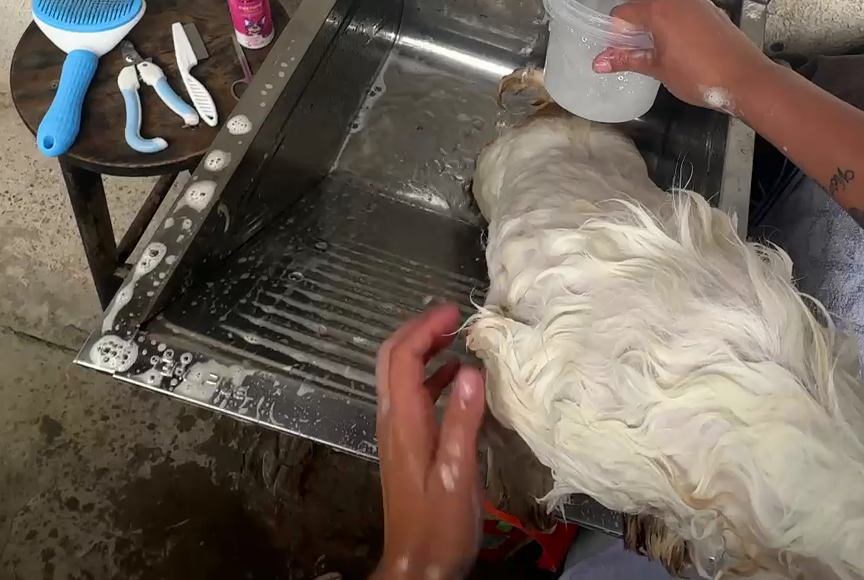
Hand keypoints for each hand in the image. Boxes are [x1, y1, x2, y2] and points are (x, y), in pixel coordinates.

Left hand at [371, 303, 485, 579]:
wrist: (418, 567)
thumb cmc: (439, 523)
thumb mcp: (457, 473)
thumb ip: (463, 421)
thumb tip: (471, 368)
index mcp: (404, 420)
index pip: (403, 356)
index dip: (425, 327)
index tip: (454, 310)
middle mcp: (394, 419)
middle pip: (392, 357)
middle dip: (419, 328)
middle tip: (453, 315)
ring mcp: (398, 430)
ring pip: (401, 373)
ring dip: (424, 347)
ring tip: (457, 334)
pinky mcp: (408, 442)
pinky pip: (414, 393)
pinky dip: (432, 372)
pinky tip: (457, 374)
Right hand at [593, 0, 772, 112]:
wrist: (746, 79)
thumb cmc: (700, 76)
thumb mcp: (658, 69)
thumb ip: (627, 59)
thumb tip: (599, 62)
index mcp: (659, 10)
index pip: (622, 12)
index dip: (615, 31)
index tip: (618, 49)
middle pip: (641, 2)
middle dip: (632, 23)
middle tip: (633, 48)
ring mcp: (696, 1)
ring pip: (662, 1)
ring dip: (653, 18)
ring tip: (655, 45)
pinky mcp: (710, 9)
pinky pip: (682, 6)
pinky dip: (673, 18)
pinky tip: (677, 42)